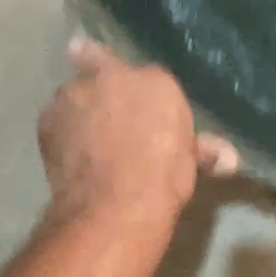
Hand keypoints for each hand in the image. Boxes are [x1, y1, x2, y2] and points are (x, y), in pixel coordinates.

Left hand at [38, 36, 238, 226]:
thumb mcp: (191, 163)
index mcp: (156, 81)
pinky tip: (72, 154)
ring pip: (76, 95)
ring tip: (88, 142)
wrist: (115, 204)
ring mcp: (74, 93)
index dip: (142, 89)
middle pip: (103, 73)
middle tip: (110, 123)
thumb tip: (228, 159)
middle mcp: (112, 76)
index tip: (136, 104)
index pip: (148, 73)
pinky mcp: (46, 118)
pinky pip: (57, 119)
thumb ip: (203, 148)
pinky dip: (63, 132)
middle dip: (105, 93)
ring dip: (81, 110)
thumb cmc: (164, 179)